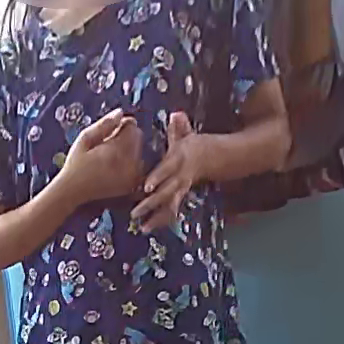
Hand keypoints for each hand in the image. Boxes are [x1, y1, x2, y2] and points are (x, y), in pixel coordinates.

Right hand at [60, 109, 145, 204]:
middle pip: (138, 138)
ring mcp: (132, 176)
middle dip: (126, 137)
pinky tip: (115, 167)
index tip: (108, 132)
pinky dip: (130, 162)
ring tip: (110, 157)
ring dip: (128, 149)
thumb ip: (104, 124)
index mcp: (117, 152)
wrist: (74, 192)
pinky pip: (138, 165)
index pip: (132, 127)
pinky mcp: (132, 184)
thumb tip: (120, 112)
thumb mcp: (85, 138)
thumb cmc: (76, 164)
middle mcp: (129, 164)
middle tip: (107, 145)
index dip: (121, 125)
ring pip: (139, 151)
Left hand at [133, 111, 201, 231]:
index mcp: (179, 159)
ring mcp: (180, 189)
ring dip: (156, 218)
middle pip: (166, 193)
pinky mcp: (179, 197)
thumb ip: (179, 127)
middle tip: (135, 213)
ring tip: (143, 228)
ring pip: (169, 206)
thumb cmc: (190, 144)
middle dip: (151, 204)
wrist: (209, 158)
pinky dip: (160, 221)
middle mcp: (180, 177)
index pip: (167, 169)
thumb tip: (176, 115)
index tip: (146, 187)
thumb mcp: (186, 133)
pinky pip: (170, 211)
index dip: (158, 178)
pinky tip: (148, 228)